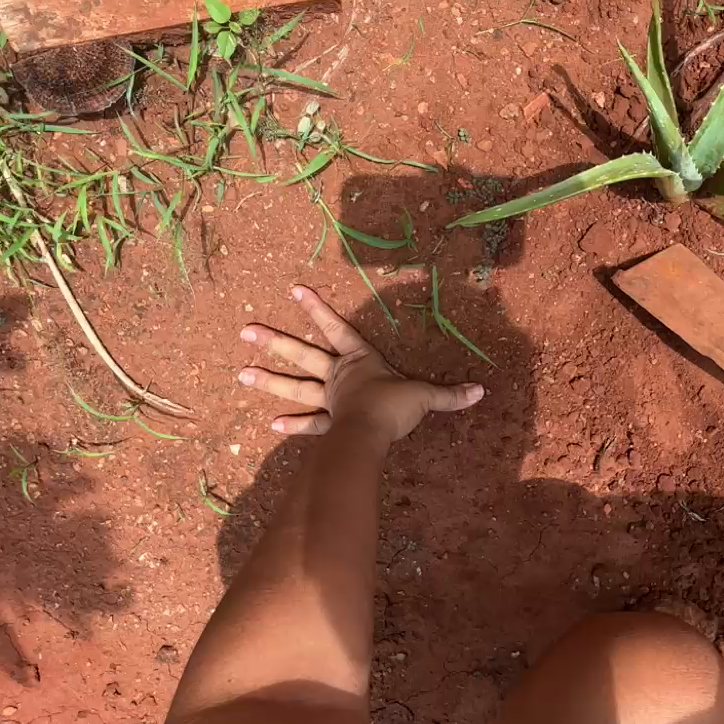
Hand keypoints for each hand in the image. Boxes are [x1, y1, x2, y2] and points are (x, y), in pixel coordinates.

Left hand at [238, 286, 483, 442]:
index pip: (338, 328)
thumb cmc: (394, 407)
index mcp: (359, 361)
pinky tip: (272, 424)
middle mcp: (339, 376)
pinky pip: (309, 424)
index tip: (294, 289)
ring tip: (242, 373)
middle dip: (275, 342)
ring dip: (270, 381)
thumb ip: (449, 394)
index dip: (317, 309)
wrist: (372, 433)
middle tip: (246, 331)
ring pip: (295, 386)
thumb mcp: (425, 397)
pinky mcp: (329, 424)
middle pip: (303, 354)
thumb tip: (481, 392)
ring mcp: (329, 400)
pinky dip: (293, 425)